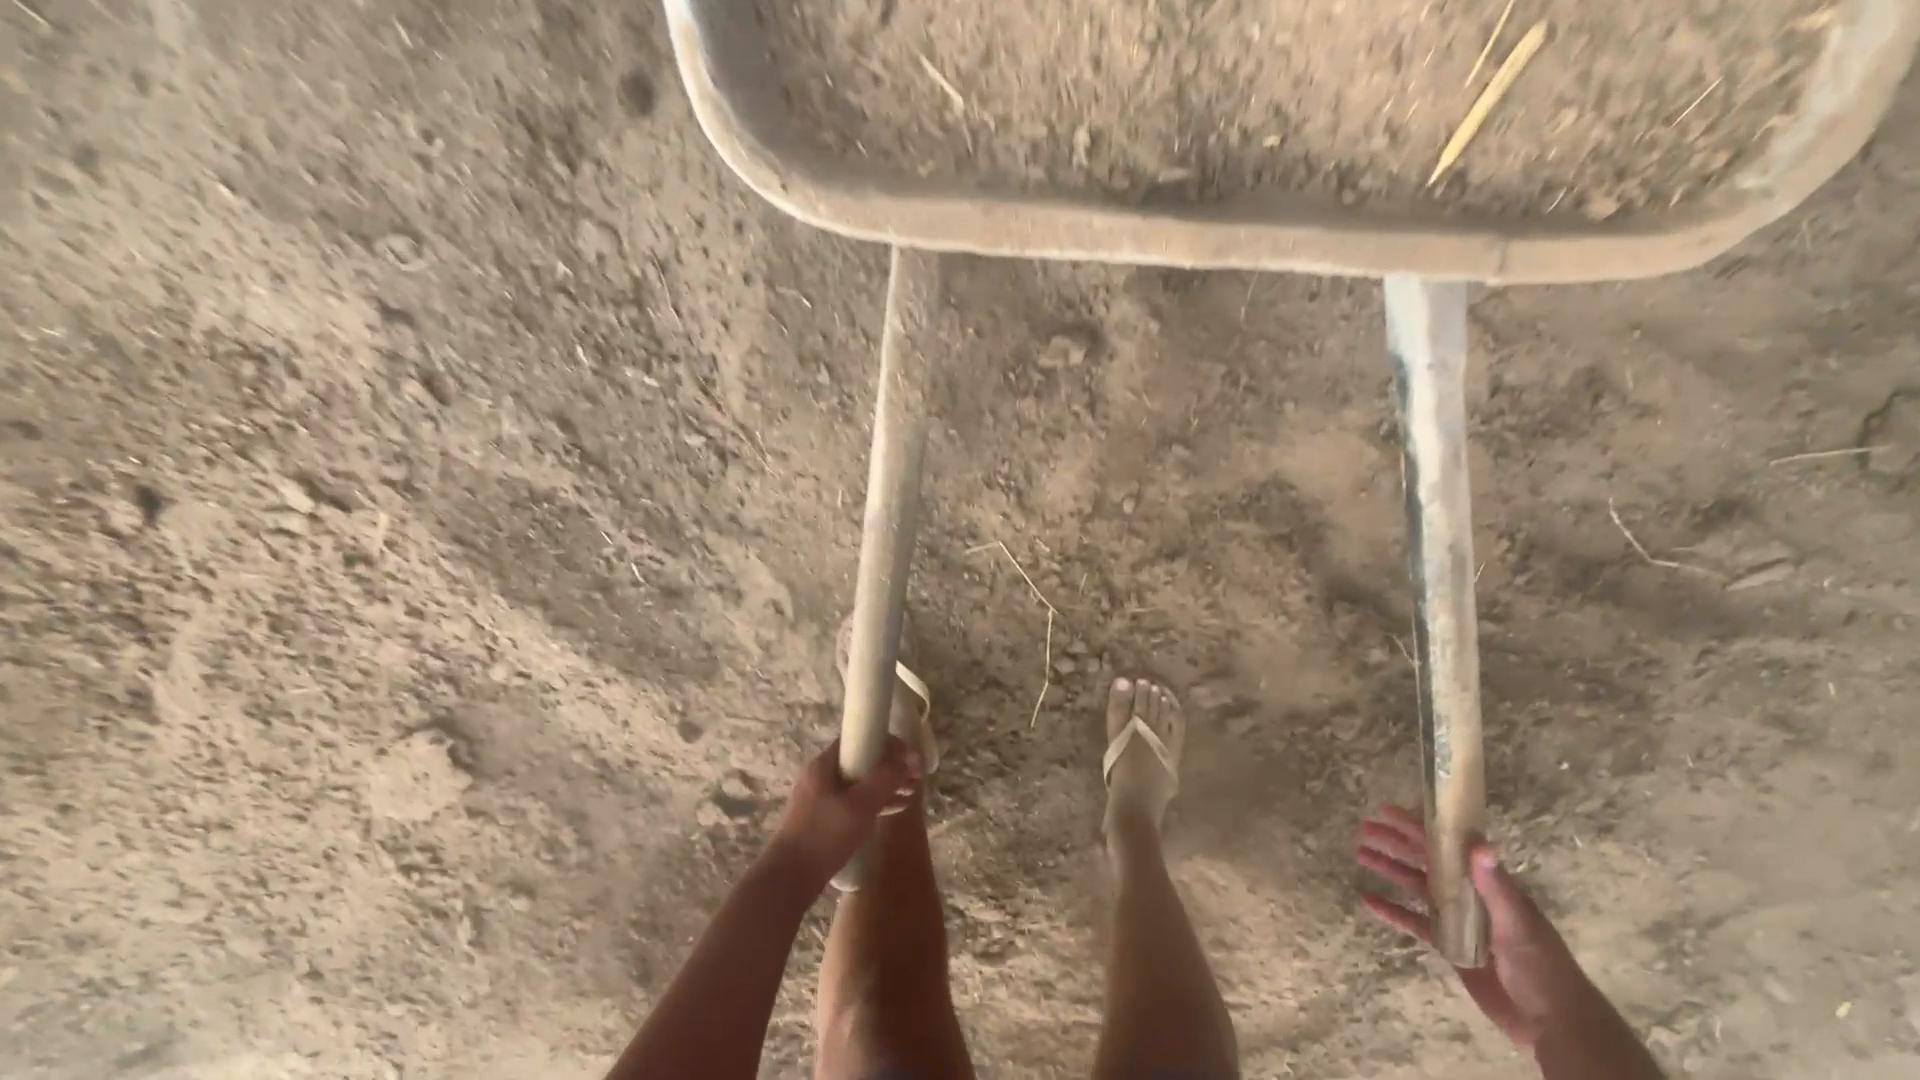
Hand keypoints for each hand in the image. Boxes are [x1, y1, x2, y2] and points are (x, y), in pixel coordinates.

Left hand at [769, 737, 922, 885]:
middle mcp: (821, 776)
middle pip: (862, 761)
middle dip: (891, 767)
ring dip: (887, 786)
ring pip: (860, 784)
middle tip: (916, 777)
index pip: (859, 739)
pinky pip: (855, 803)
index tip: (911, 757)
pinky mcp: (824, 820)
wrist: (789, 878)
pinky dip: (876, 803)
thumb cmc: (824, 836)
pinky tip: (896, 810)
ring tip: (912, 793)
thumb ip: (884, 778)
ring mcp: (821, 799)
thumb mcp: (860, 805)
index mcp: (825, 765)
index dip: (888, 743)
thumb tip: (906, 757)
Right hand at [1356, 804, 1598, 1047]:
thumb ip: (1496, 887)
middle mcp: (1470, 895)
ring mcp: (1459, 920)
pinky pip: (1415, 922)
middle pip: (1427, 862)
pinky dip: (1393, 911)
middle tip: (1365, 829)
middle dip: (1396, 843)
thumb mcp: (1518, 925)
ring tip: (1361, 854)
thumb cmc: (1541, 968)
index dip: (1419, 827)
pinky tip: (1369, 901)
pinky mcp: (1450, 946)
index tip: (1389, 811)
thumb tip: (1479, 843)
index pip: (1448, 846)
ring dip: (1390, 869)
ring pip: (1417, 887)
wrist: (1552, 1022)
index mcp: (1488, 884)